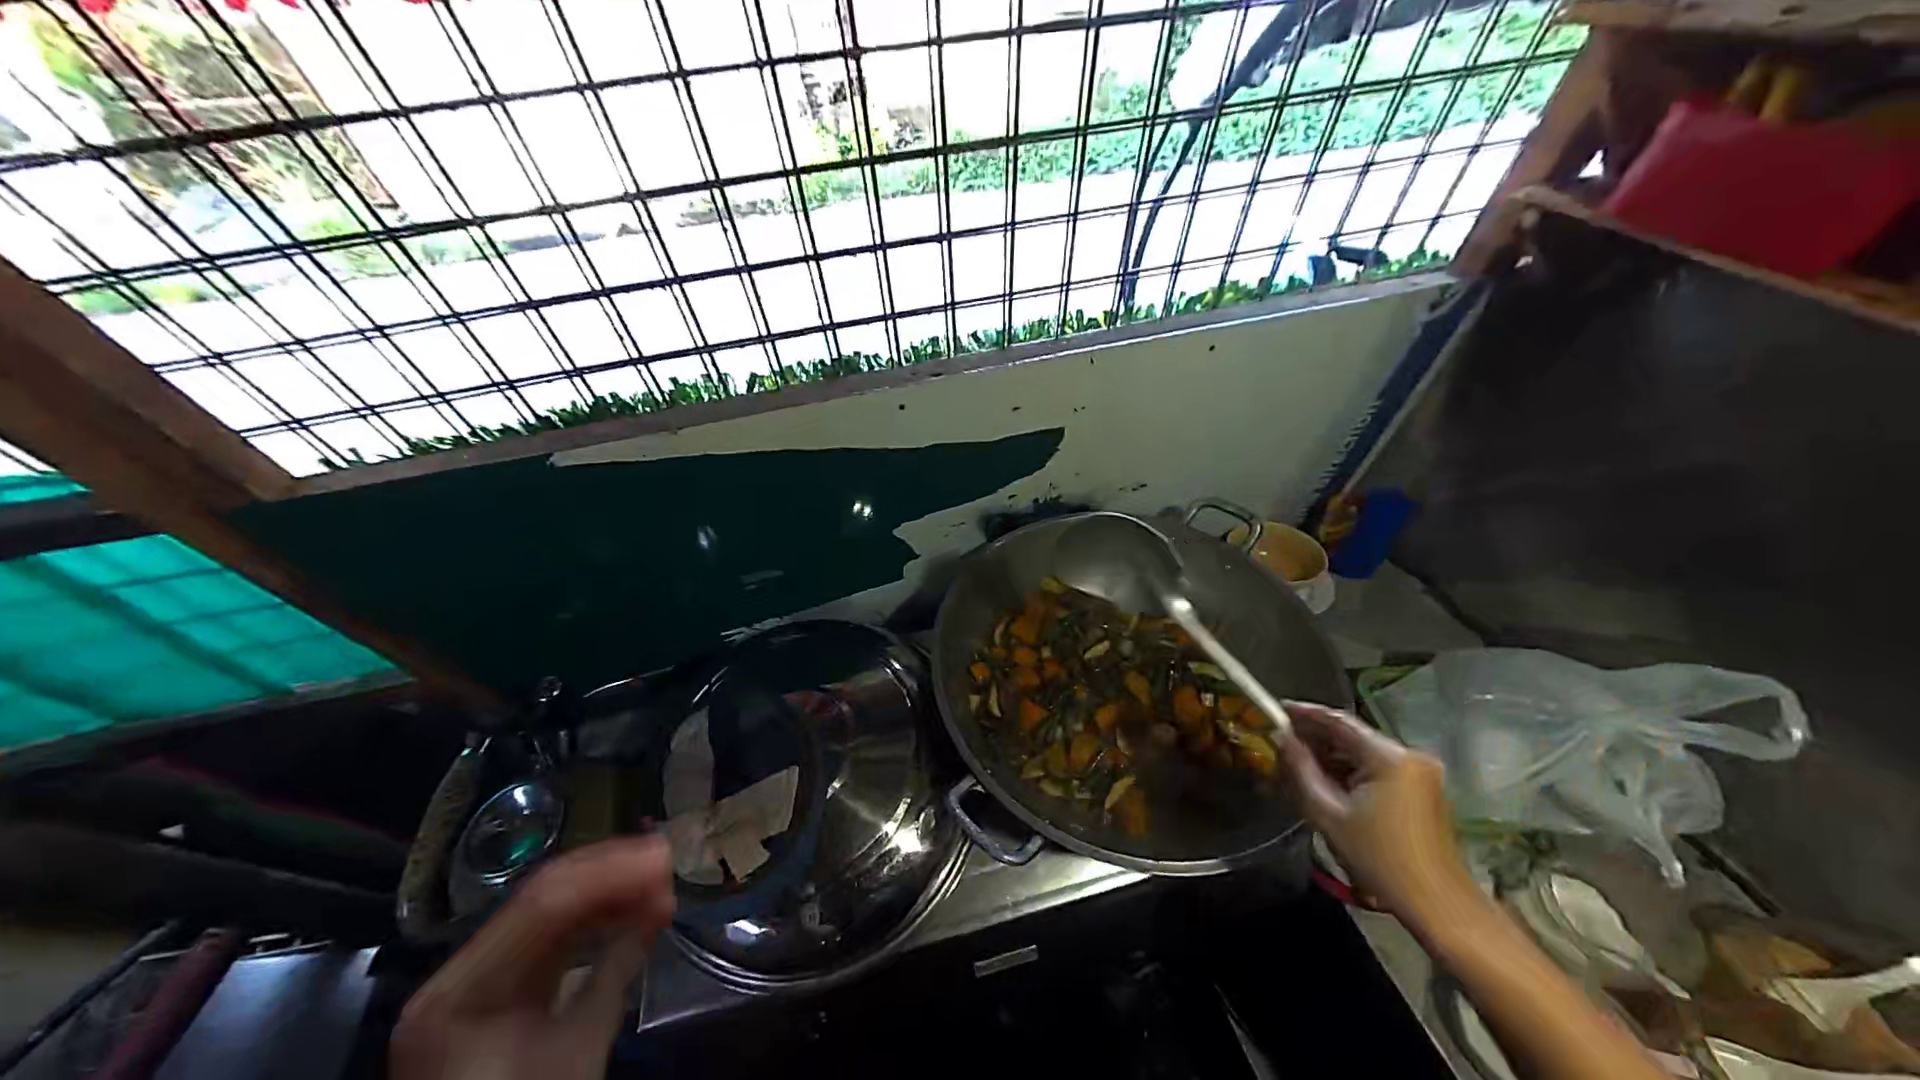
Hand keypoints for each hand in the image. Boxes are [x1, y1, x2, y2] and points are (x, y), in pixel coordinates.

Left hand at [390, 836, 675, 1079]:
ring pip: (550, 913)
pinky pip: (547, 938)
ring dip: (610, 895)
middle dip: (613, 876)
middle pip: (544, 900)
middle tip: (666, 864)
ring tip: (660, 890)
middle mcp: (458, 973)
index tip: (662, 858)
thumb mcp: (579, 1050)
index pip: (543, 905)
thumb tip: (658, 906)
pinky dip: (593, 921)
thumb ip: (615, 971)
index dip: (609, 873)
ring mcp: (473, 979)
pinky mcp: (495, 989)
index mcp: (462, 989)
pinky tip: (632, 911)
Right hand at [1277, 700, 1471, 923]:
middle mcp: (1408, 755)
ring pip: (1364, 752)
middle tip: (1282, 739)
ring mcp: (1420, 771)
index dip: (1305, 713)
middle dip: (1316, 736)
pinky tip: (1328, 779)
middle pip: (1353, 735)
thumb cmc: (1378, 857)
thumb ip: (1300, 768)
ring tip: (1298, 761)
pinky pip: (1378, 767)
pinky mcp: (1423, 787)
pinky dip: (1351, 769)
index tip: (1277, 709)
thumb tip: (1281, 737)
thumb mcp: (1327, 812)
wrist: (1436, 902)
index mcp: (1388, 757)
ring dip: (1332, 755)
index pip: (1339, 721)